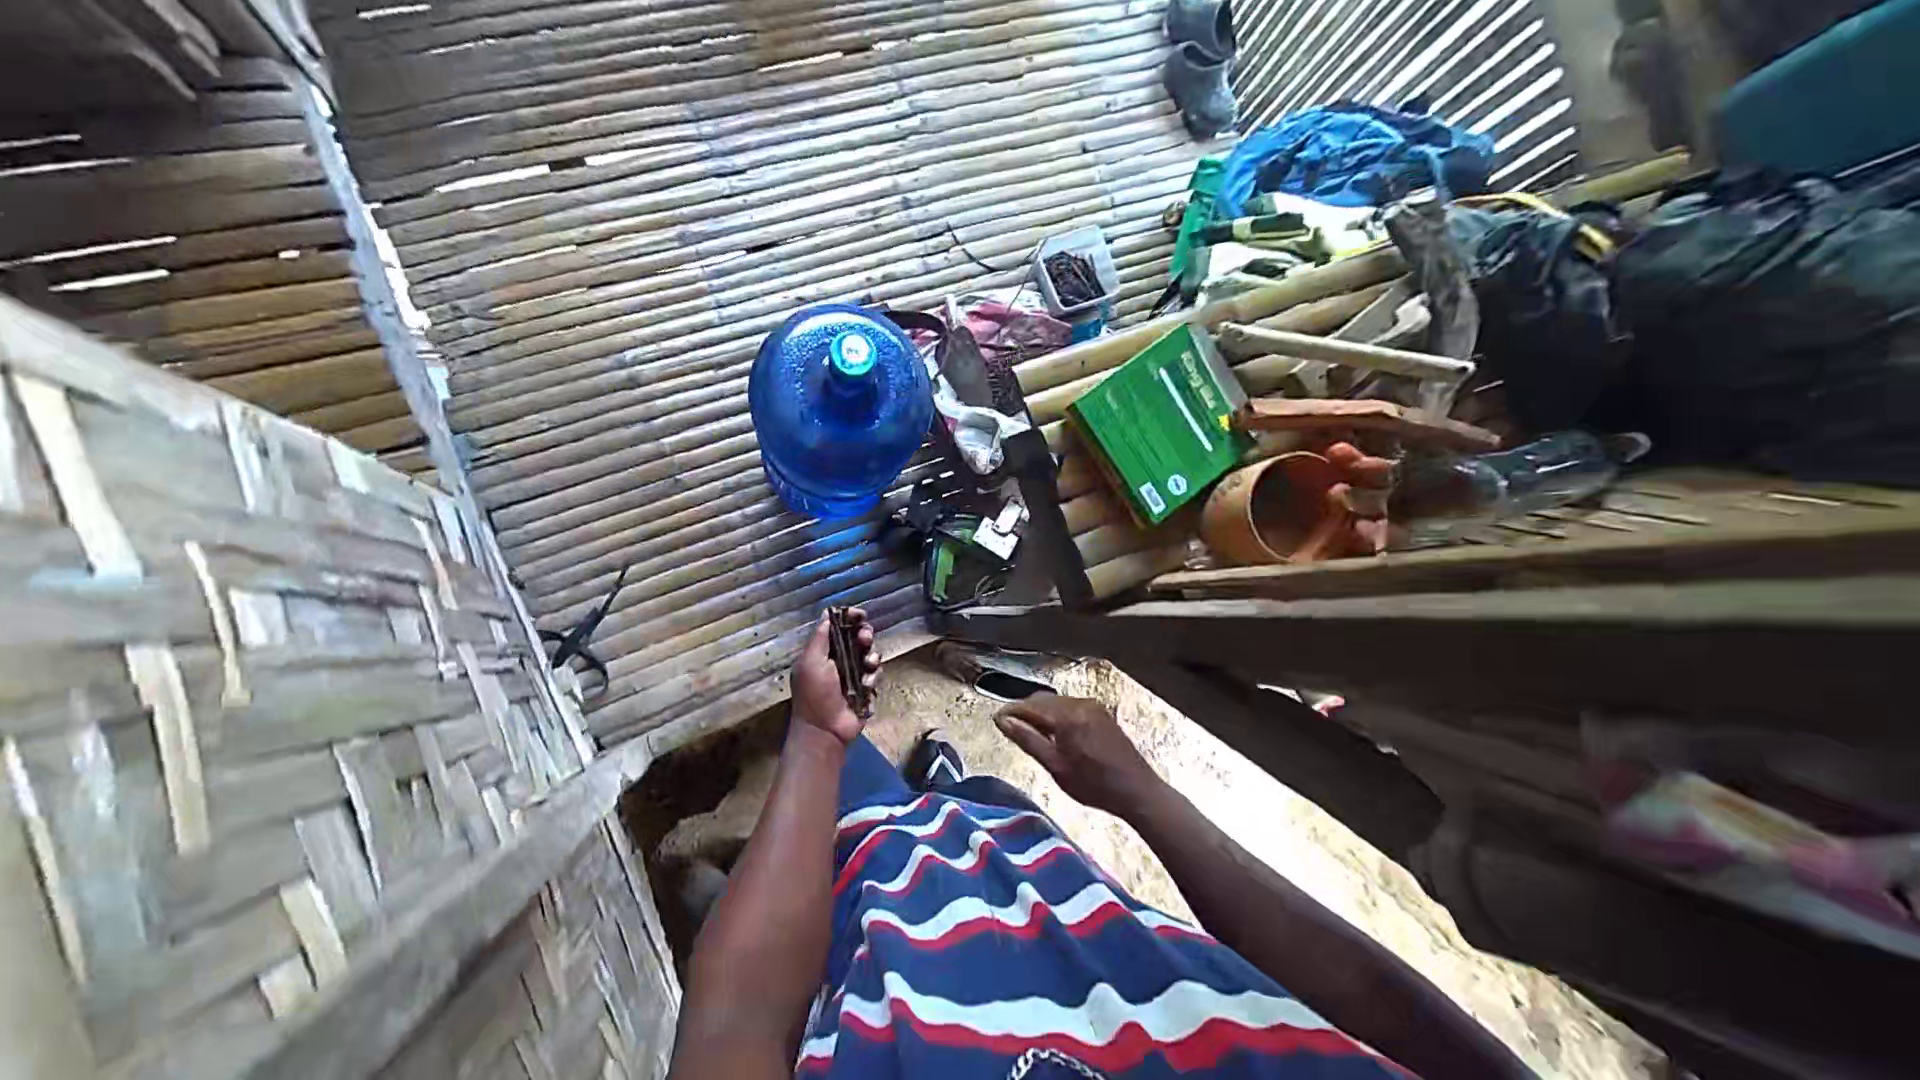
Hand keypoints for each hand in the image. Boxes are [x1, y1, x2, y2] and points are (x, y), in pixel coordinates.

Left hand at [791, 607, 879, 744]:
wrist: (824, 729)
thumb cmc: (814, 693)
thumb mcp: (811, 661)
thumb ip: (820, 637)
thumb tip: (826, 614)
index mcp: (824, 652)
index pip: (840, 628)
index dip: (851, 619)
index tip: (861, 615)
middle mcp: (840, 661)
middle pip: (860, 638)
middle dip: (865, 635)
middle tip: (865, 640)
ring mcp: (854, 675)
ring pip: (871, 655)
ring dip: (872, 657)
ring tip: (867, 665)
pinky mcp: (866, 689)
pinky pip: (876, 675)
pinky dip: (873, 678)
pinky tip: (866, 685)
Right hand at [994, 693, 1165, 816]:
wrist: (1136, 790)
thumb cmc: (1094, 785)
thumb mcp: (1055, 766)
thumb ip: (1027, 739)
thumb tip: (1003, 721)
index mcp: (1067, 716)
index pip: (1029, 706)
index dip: (1010, 711)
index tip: (996, 720)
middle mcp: (1079, 704)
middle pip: (1042, 700)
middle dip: (1024, 710)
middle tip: (1009, 727)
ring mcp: (1092, 706)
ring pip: (1056, 702)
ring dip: (1040, 712)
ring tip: (1029, 731)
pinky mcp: (1100, 712)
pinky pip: (1070, 706)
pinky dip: (1056, 714)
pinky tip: (1053, 732)